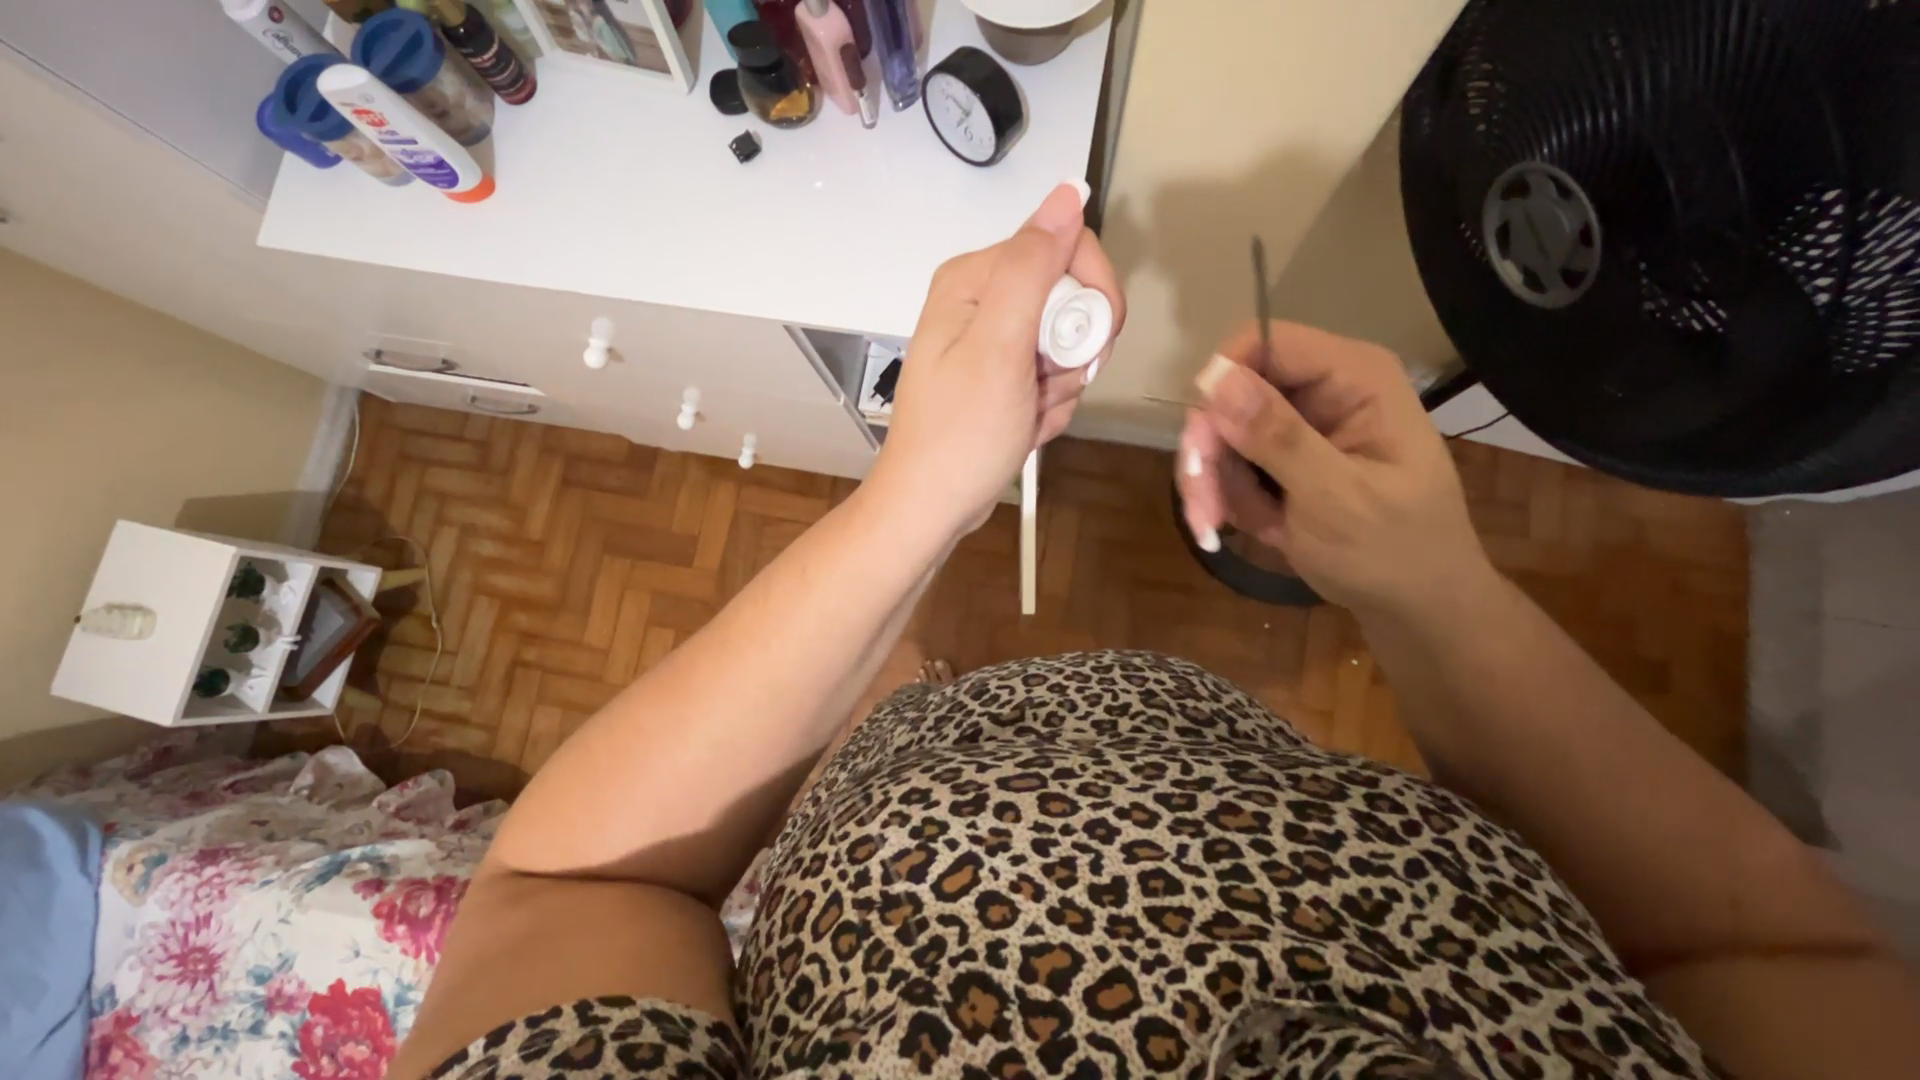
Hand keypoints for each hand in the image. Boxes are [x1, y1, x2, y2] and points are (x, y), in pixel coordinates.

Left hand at [871, 183, 1125, 537]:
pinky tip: (1025, 426)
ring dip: (1062, 386)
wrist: (933, 505)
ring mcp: (994, 342)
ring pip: (1068, 344)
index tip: (1093, 341)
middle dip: (1073, 352)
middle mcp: (983, 300)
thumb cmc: (960, 434)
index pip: (1065, 247)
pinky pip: (1053, 376)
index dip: (1093, 293)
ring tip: (1027, 413)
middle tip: (1045, 385)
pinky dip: (1050, 406)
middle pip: (1071, 299)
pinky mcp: (1004, 377)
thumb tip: (1067, 193)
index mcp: (974, 279)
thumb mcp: (998, 347)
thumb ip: (1032, 268)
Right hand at [1175, 322, 1491, 620]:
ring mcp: (1301, 424)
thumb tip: (1215, 380)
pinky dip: (1231, 498)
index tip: (1201, 444)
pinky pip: (1231, 462)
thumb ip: (1278, 437)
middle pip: (1231, 391)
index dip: (1220, 384)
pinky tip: (1259, 528)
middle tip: (1204, 512)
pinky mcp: (1285, 456)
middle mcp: (1324, 389)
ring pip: (1222, 431)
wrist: (1415, 604)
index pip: (1263, 342)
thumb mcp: (1336, 499)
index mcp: (1354, 378)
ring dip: (1219, 485)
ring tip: (1241, 529)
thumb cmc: (1393, 552)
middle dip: (1211, 452)